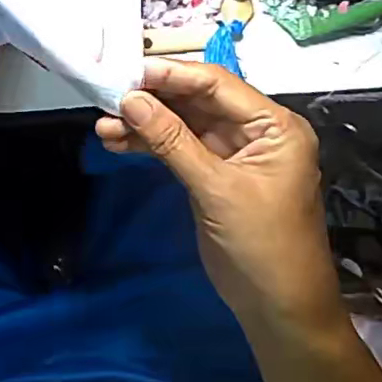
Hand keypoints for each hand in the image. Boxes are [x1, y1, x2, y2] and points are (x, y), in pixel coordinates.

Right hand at [95, 60, 339, 334]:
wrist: (278, 309)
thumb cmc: (262, 246)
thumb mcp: (216, 189)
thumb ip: (171, 140)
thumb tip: (130, 100)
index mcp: (272, 125)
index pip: (216, 84)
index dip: (171, 75)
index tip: (127, 72)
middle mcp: (252, 130)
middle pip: (194, 100)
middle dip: (151, 100)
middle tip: (107, 98)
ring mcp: (230, 151)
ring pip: (180, 123)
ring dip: (143, 123)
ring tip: (103, 126)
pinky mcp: (210, 172)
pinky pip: (175, 146)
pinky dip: (147, 144)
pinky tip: (116, 142)